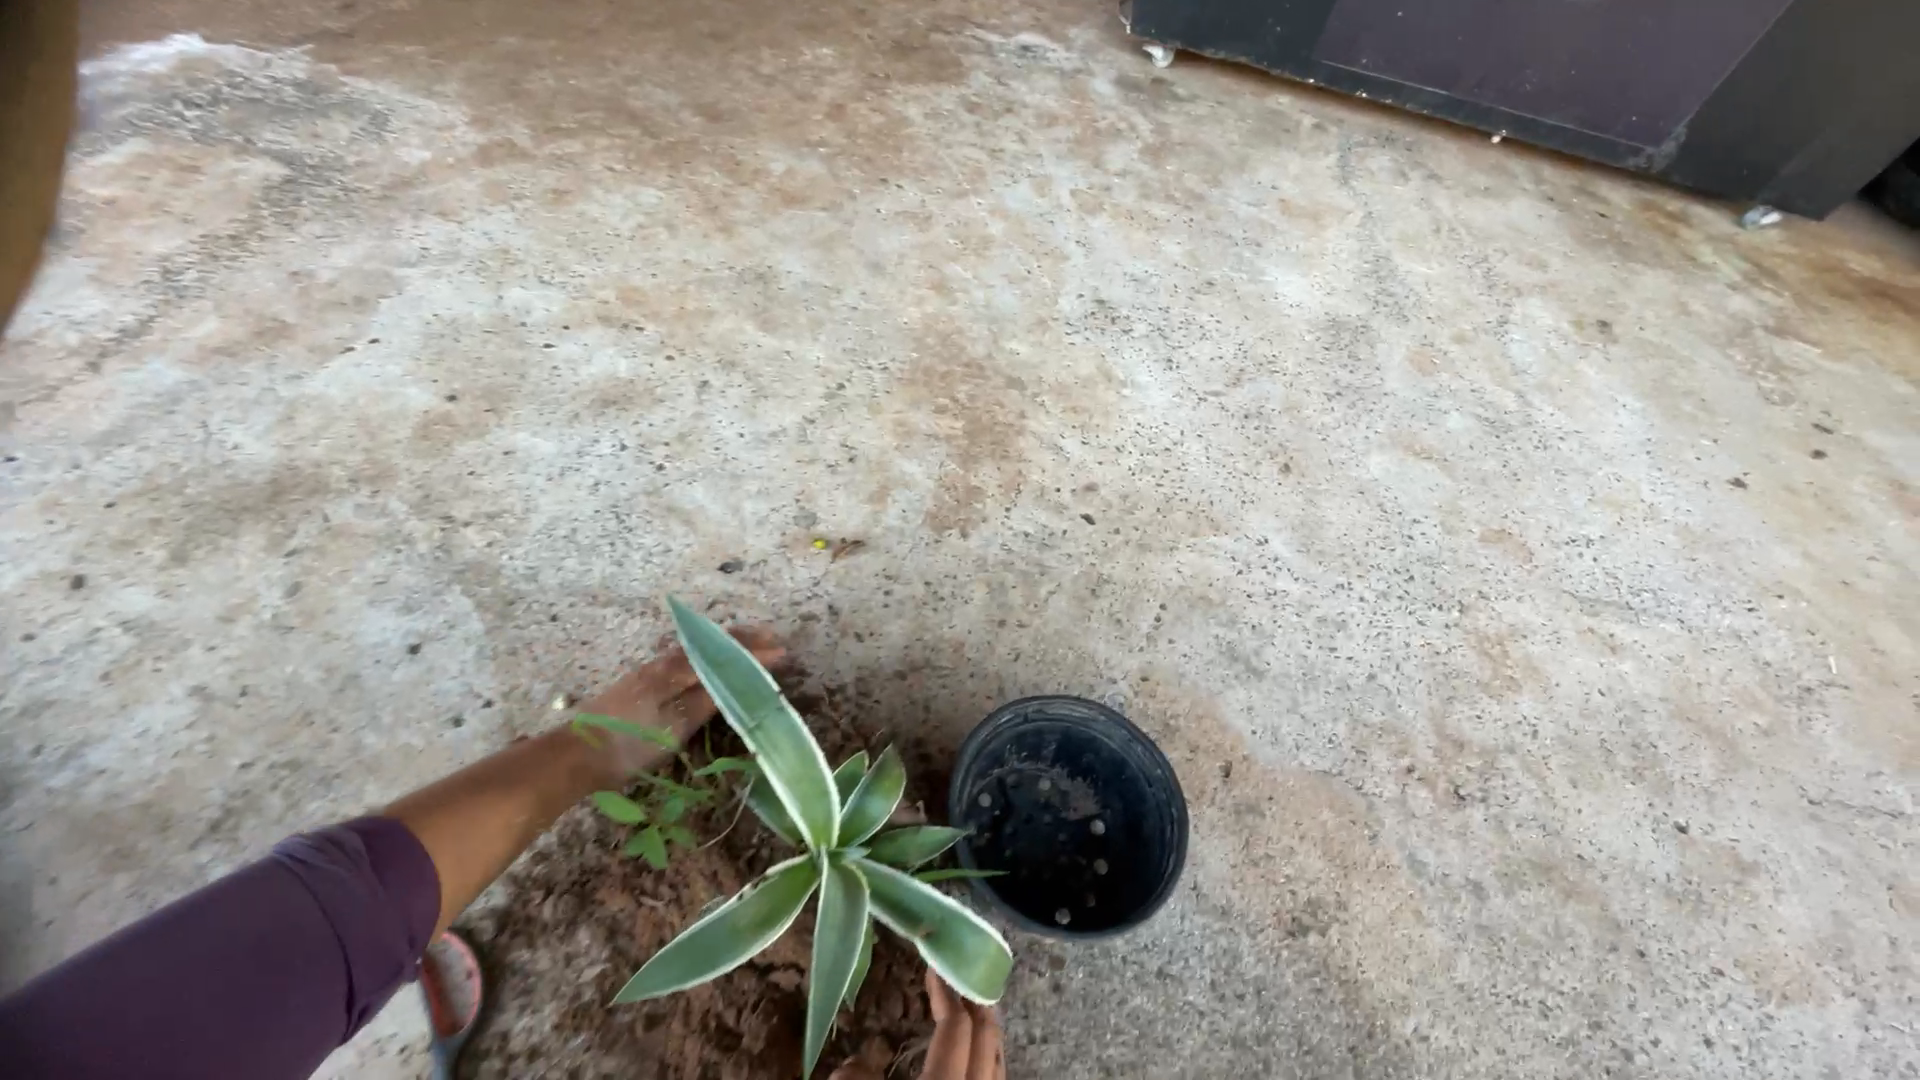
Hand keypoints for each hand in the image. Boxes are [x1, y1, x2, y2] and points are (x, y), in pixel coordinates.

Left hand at [574, 626, 784, 780]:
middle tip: (771, 638)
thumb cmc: (630, 744)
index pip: (724, 653)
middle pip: (711, 644)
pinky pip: (686, 658)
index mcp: (676, 670)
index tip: (783, 652)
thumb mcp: (675, 727)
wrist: (576, 755)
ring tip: (748, 645)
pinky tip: (709, 662)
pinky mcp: (642, 684)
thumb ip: (707, 700)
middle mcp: (665, 663)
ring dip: (726, 645)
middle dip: (743, 640)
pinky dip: (708, 654)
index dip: (755, 653)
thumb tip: (738, 678)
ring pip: (698, 649)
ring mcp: (651, 672)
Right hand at [829, 970, 1005, 1079]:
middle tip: (960, 974)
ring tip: (973, 1008)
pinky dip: (988, 1060)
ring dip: (986, 1030)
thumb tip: (852, 1063)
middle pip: (986, 1038)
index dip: (945, 993)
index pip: (956, 1027)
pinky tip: (975, 1056)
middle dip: (975, 1001)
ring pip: (996, 1063)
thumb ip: (854, 1077)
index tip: (934, 966)